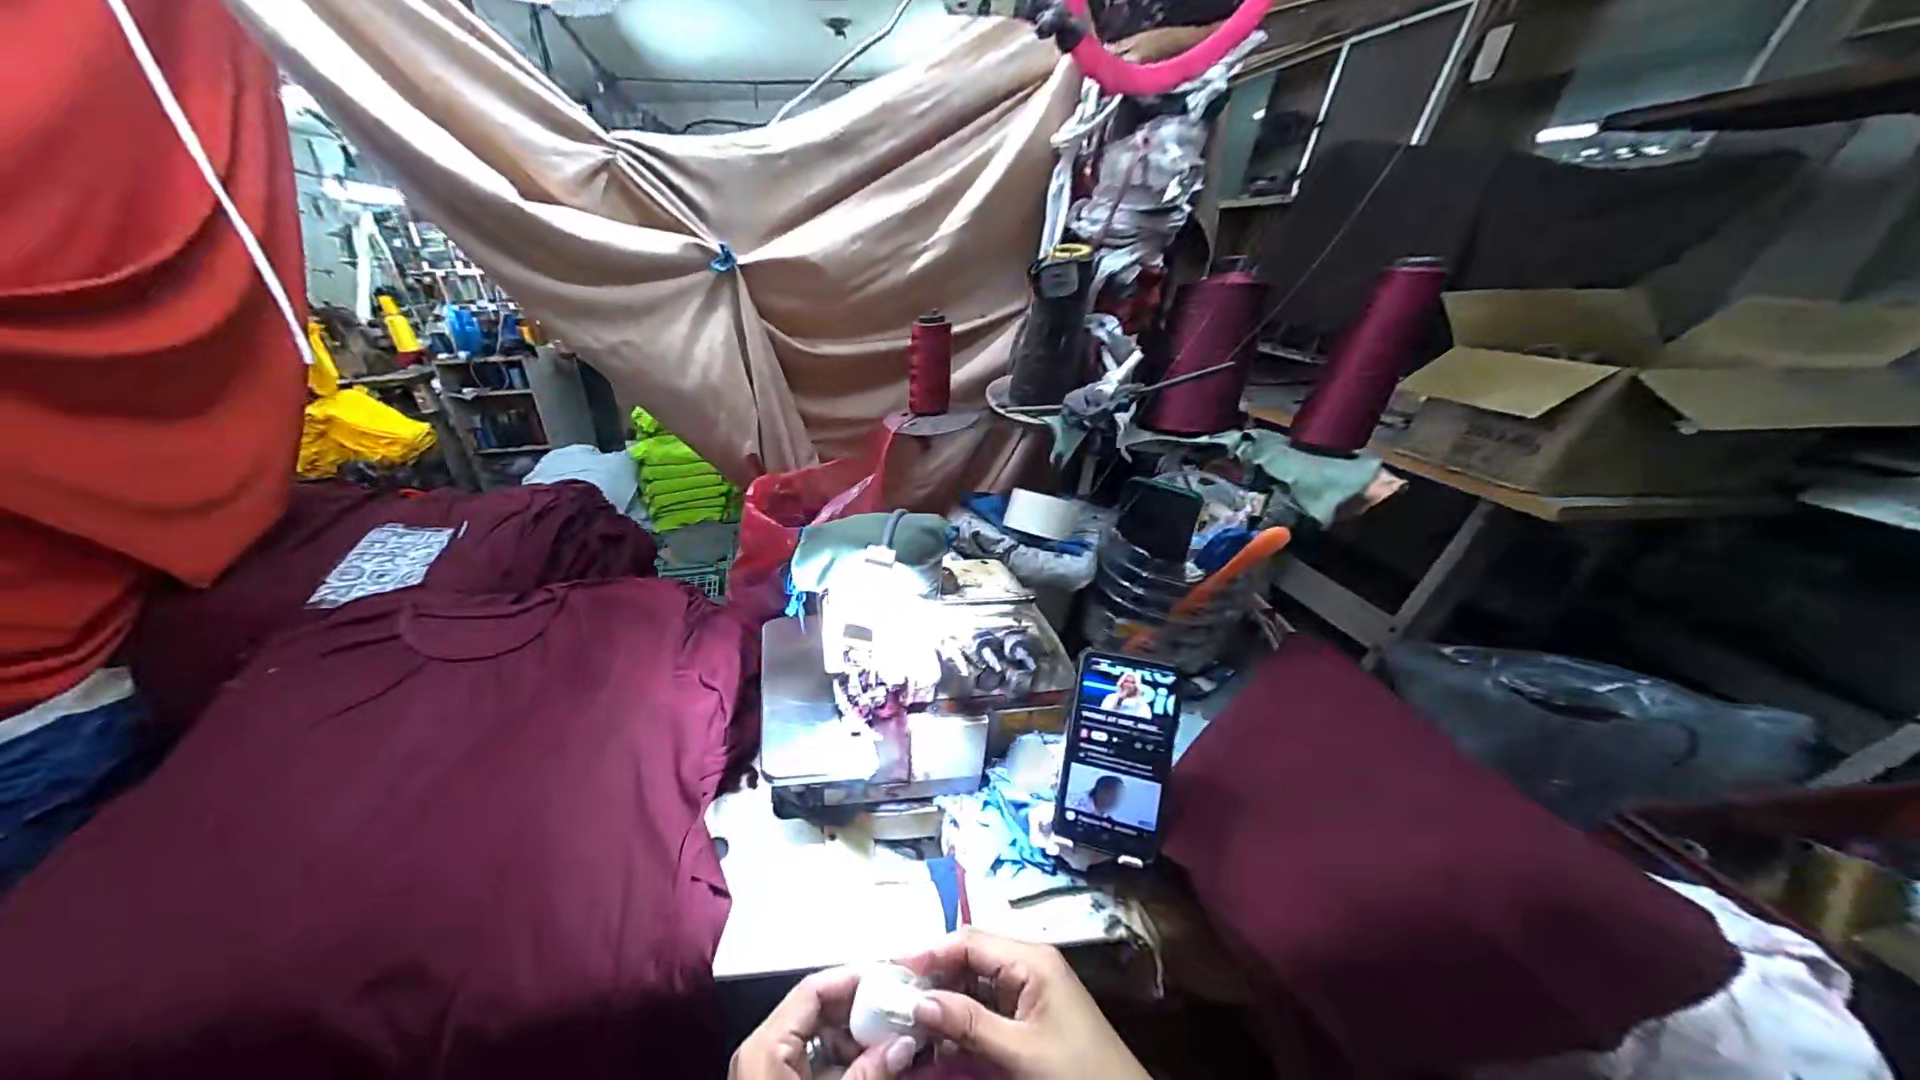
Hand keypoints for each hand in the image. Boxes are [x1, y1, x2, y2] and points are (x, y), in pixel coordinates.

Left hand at [729, 967, 919, 1079]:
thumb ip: (870, 1073)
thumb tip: (904, 1041)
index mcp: (767, 1046)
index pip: (813, 990)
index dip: (853, 980)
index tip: (890, 982)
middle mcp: (763, 1051)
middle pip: (817, 1010)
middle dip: (860, 1011)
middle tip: (898, 1012)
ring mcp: (768, 1072)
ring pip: (818, 1037)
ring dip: (856, 1037)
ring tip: (892, 1041)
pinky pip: (813, 1061)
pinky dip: (843, 1061)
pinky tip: (873, 1067)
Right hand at [900, 930, 1148, 1079]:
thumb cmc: (1078, 1073)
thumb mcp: (1020, 1052)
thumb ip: (969, 1024)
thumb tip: (919, 1002)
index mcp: (1031, 958)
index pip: (970, 940)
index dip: (930, 952)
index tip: (893, 970)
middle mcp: (1027, 965)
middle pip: (969, 959)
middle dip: (933, 978)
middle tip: (895, 999)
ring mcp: (1028, 992)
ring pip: (973, 986)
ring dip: (944, 1003)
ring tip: (909, 1020)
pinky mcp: (1028, 1018)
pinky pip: (986, 1011)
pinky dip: (961, 1024)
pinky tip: (938, 1041)